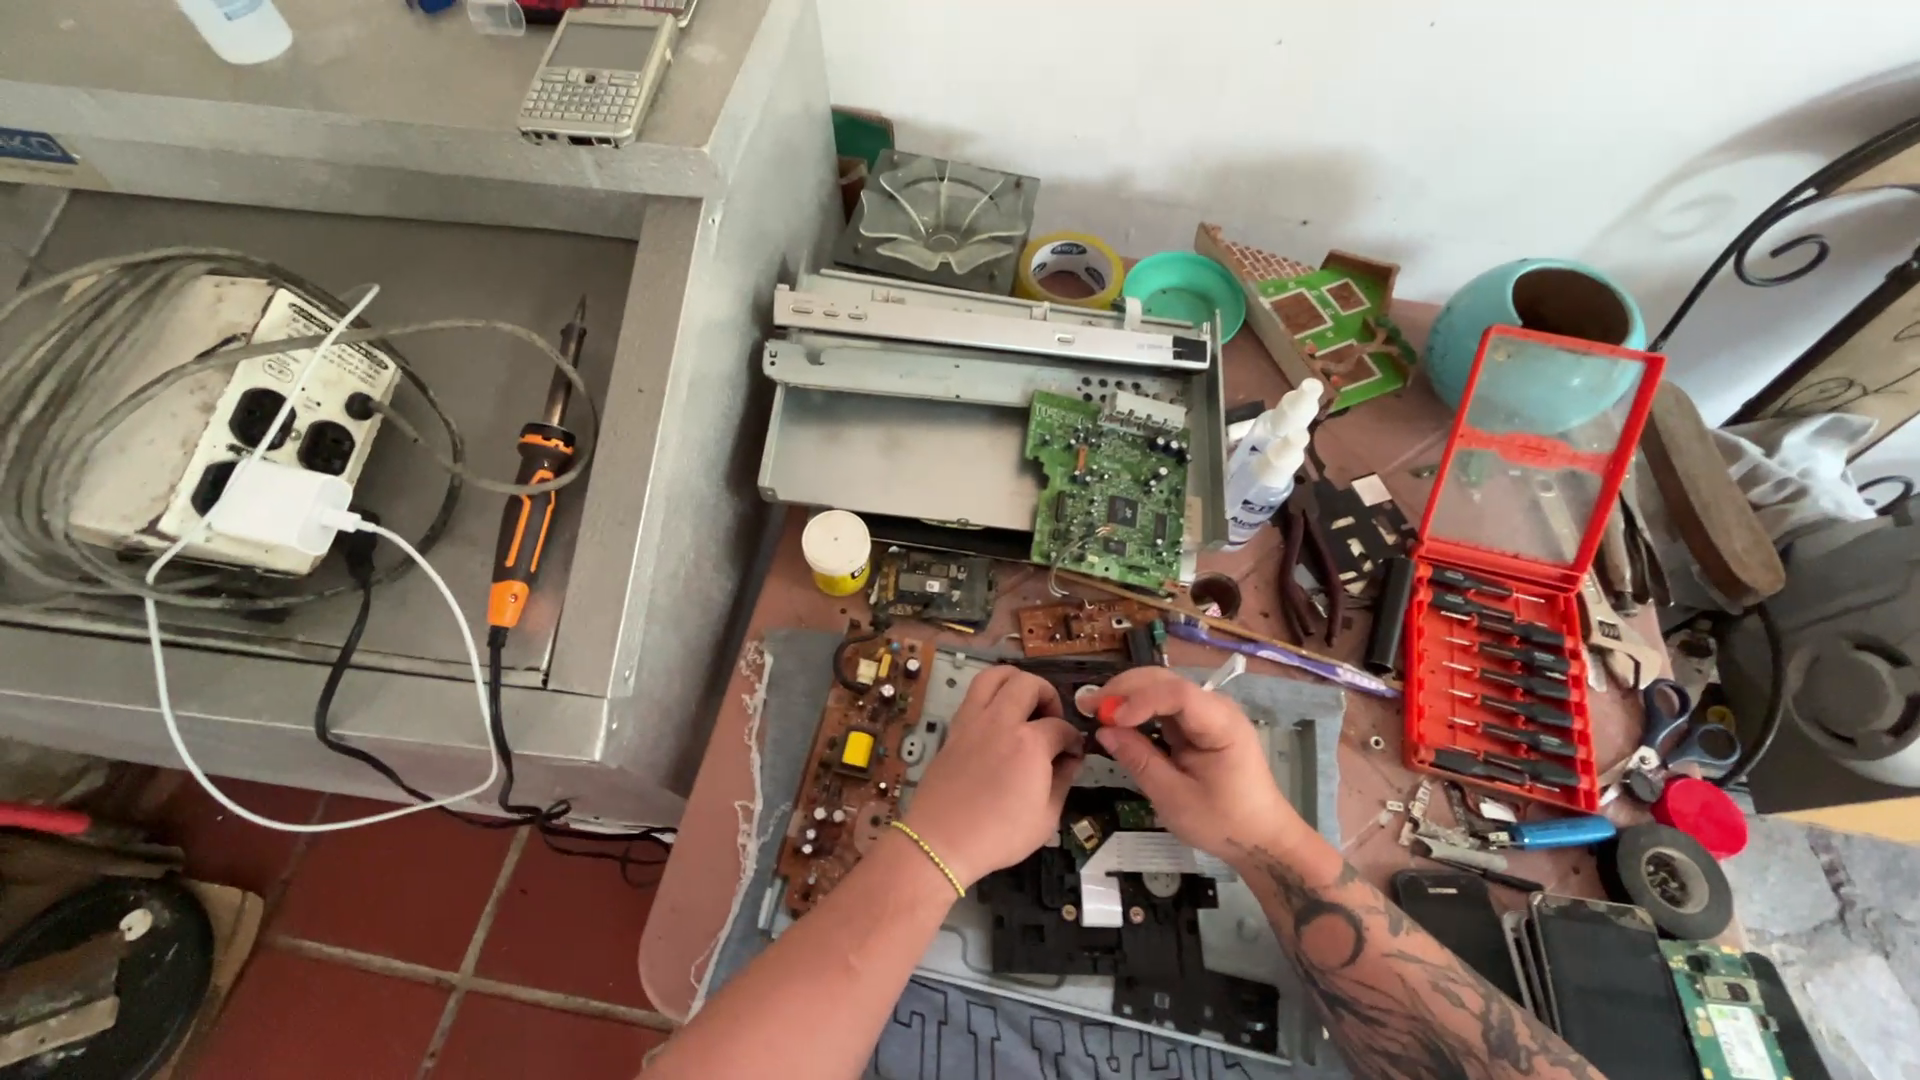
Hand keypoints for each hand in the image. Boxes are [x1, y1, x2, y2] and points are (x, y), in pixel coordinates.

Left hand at [905, 666, 1081, 887]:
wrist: (940, 841)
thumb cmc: (998, 835)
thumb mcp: (1046, 818)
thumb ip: (1062, 782)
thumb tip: (1071, 760)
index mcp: (1029, 743)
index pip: (1061, 726)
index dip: (1073, 740)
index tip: (1074, 755)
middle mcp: (1001, 721)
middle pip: (1028, 683)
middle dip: (1048, 695)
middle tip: (1050, 721)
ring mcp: (973, 721)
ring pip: (994, 675)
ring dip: (1015, 681)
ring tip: (1024, 704)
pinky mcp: (954, 729)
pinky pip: (974, 695)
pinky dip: (991, 696)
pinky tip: (999, 721)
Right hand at [1093, 667, 1305, 860]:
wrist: (1260, 837)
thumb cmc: (1223, 822)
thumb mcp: (1175, 799)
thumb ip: (1139, 760)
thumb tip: (1103, 731)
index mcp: (1222, 725)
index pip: (1178, 694)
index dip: (1140, 700)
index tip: (1109, 719)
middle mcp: (1216, 707)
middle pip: (1165, 681)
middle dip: (1125, 690)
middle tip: (1088, 707)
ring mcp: (1207, 712)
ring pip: (1161, 687)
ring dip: (1127, 695)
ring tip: (1097, 711)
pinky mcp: (1197, 722)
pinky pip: (1163, 704)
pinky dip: (1138, 707)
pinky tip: (1117, 718)